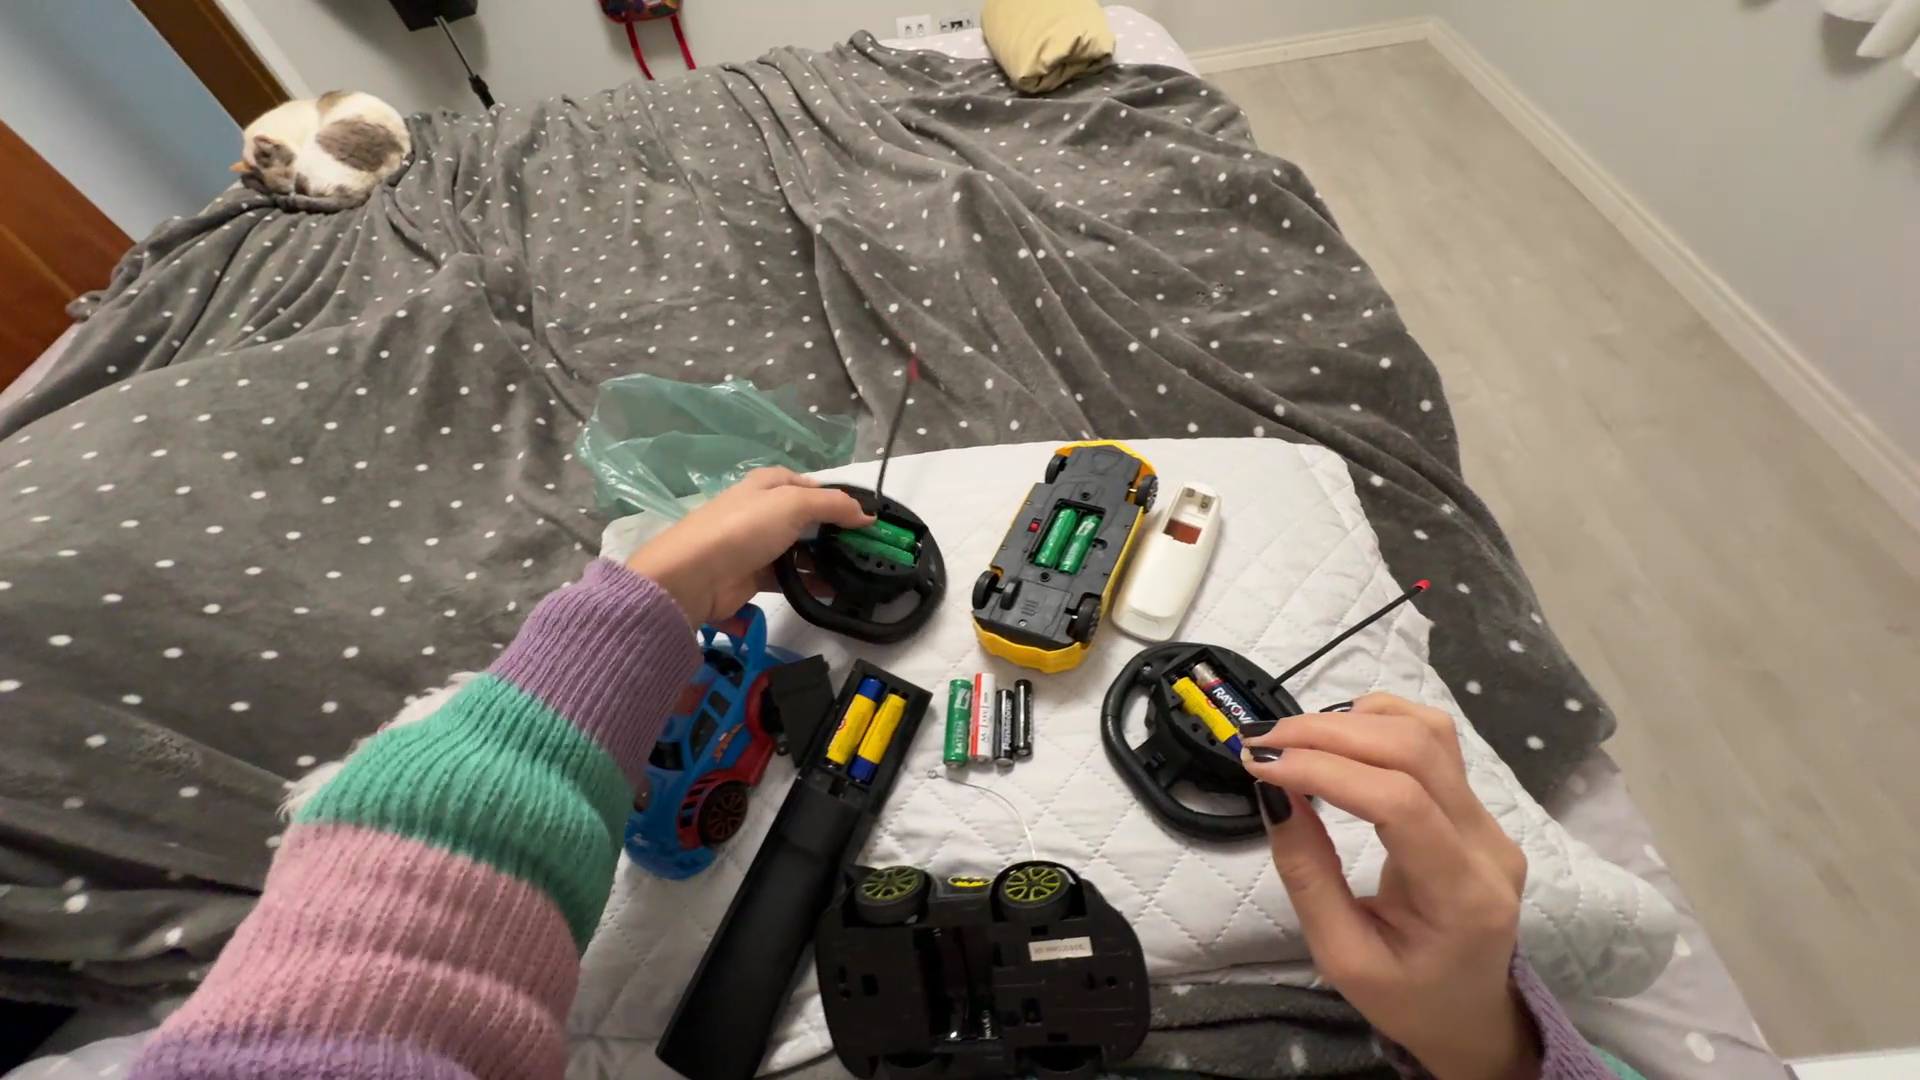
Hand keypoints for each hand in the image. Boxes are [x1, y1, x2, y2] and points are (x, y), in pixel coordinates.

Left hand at [625, 467, 871, 624]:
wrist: (695, 575)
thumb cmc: (745, 528)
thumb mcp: (794, 504)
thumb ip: (834, 506)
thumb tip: (867, 514)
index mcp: (770, 484)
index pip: (812, 486)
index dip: (839, 499)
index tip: (866, 518)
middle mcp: (765, 511)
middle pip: (810, 519)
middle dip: (838, 532)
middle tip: (870, 548)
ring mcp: (760, 544)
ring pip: (803, 549)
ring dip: (828, 559)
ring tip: (860, 571)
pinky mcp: (756, 575)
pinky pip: (793, 577)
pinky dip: (813, 582)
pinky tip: (836, 590)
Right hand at [1242, 693, 1538, 1079]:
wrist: (1470, 1014)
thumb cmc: (1405, 996)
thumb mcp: (1340, 954)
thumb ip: (1306, 871)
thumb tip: (1271, 789)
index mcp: (1462, 897)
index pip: (1397, 801)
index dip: (1321, 768)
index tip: (1256, 764)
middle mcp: (1488, 845)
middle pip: (1413, 750)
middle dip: (1323, 733)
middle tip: (1259, 743)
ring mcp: (1489, 819)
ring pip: (1425, 730)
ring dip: (1348, 720)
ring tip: (1293, 739)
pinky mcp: (1474, 804)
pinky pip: (1431, 735)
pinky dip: (1374, 720)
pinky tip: (1334, 737)